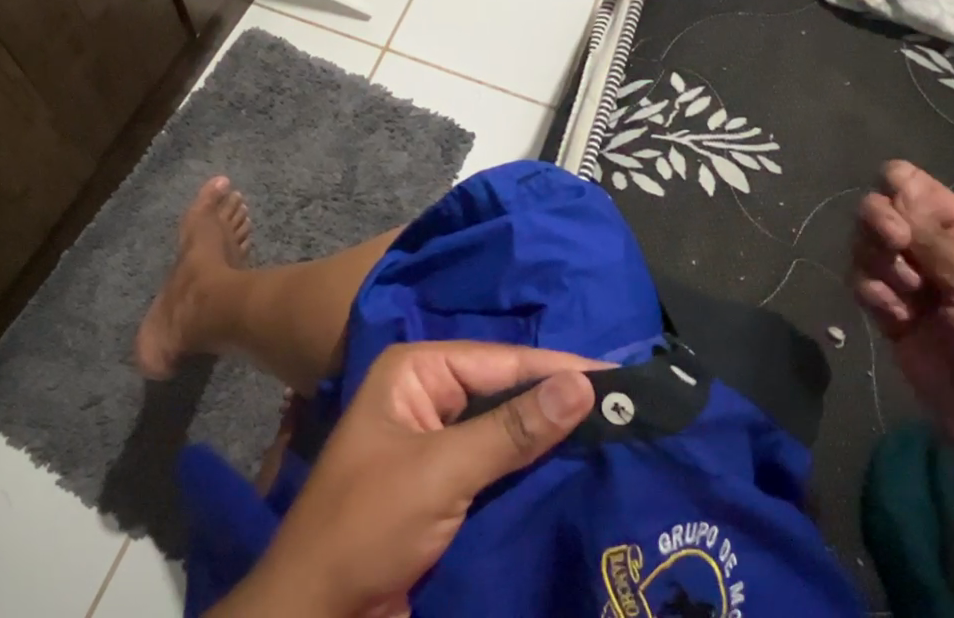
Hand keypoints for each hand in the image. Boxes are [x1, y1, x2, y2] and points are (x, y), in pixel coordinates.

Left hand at [210, 341, 603, 616]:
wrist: (320, 606)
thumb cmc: (369, 524)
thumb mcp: (443, 471)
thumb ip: (512, 429)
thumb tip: (584, 385)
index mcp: (414, 371)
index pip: (501, 360)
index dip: (561, 368)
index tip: (625, 378)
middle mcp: (426, 394)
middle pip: (506, 389)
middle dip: (561, 400)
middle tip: (632, 408)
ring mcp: (435, 438)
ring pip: (506, 426)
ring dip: (553, 434)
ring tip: (621, 434)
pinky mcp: (446, 481)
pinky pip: (499, 461)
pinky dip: (534, 465)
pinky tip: (577, 467)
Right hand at [852, 160, 953, 459]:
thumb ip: (935, 240)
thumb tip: (897, 182)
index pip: (933, 198)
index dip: (905, 188)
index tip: (885, 186)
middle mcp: (946, 261)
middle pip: (891, 218)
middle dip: (883, 225)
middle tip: (891, 243)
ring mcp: (919, 290)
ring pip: (872, 252)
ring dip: (877, 263)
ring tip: (900, 292)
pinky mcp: (896, 319)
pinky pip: (867, 287)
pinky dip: (872, 295)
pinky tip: (891, 315)